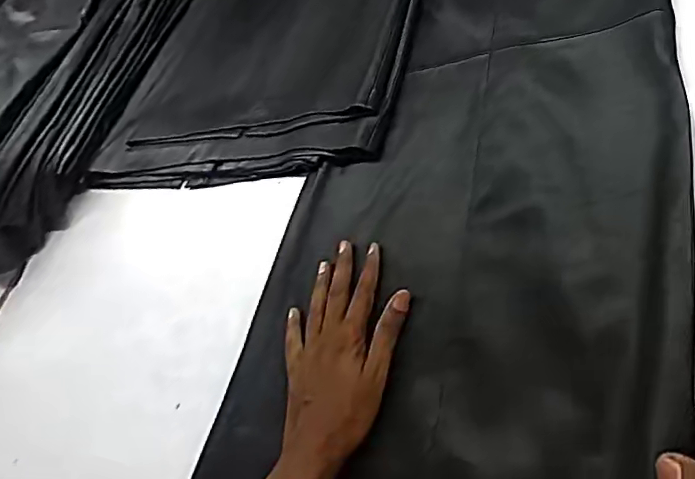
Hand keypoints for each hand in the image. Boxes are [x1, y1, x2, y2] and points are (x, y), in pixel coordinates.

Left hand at [274, 241, 410, 478]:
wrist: (312, 449)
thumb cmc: (351, 413)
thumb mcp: (378, 374)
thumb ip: (388, 332)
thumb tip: (400, 295)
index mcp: (349, 336)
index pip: (362, 294)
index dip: (369, 270)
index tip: (372, 248)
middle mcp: (327, 337)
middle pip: (336, 295)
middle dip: (343, 268)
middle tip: (345, 245)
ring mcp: (309, 352)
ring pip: (315, 309)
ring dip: (321, 285)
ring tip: (324, 264)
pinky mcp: (296, 369)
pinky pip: (294, 338)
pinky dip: (294, 322)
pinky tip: (294, 311)